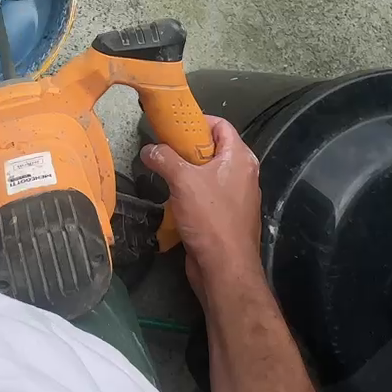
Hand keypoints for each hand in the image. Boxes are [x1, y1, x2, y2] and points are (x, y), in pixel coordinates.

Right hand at [141, 116, 262, 294]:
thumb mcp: (182, 180)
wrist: (225, 270)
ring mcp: (236, 197)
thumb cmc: (210, 218)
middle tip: (163, 148)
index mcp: (240, 158)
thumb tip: (149, 149)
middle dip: (187, 147)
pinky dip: (190, 191)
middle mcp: (242, 174)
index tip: (173, 126)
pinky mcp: (227, 216)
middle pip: (213, 148)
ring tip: (163, 171)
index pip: (220, 125)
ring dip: (186, 171)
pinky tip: (172, 197)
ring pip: (208, 172)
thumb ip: (164, 158)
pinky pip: (207, 194)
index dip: (197, 121)